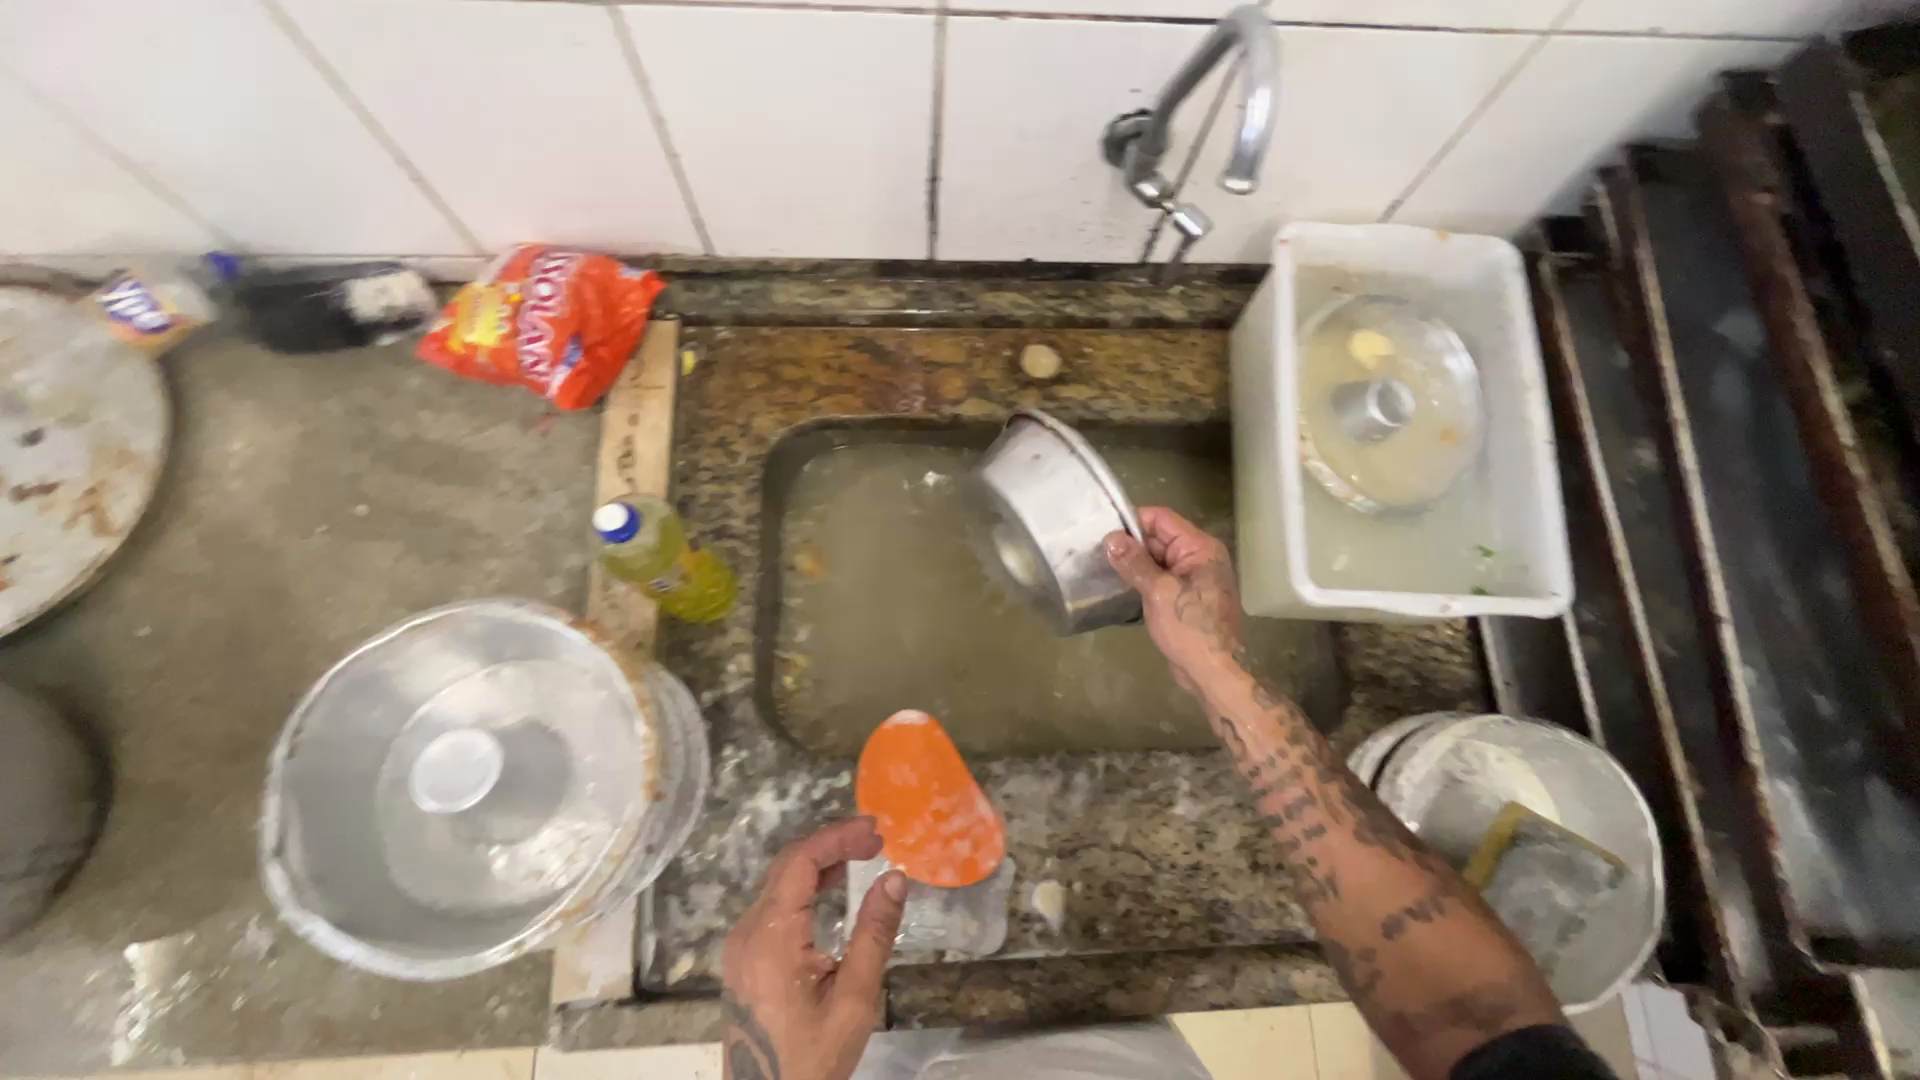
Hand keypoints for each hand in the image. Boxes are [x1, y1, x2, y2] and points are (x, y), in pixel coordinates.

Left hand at [722, 818, 908, 1079]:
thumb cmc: (812, 1056)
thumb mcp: (854, 1000)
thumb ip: (874, 934)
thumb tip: (895, 877)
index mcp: (771, 936)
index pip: (801, 861)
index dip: (838, 837)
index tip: (876, 831)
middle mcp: (748, 930)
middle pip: (788, 865)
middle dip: (832, 844)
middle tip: (875, 840)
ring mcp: (742, 943)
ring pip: (780, 882)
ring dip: (820, 863)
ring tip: (863, 856)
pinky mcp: (746, 956)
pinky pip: (776, 904)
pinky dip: (807, 885)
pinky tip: (834, 888)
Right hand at [1105, 506, 1244, 691]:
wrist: (1214, 671)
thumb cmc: (1190, 628)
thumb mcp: (1159, 592)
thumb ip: (1135, 563)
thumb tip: (1111, 539)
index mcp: (1200, 548)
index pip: (1162, 519)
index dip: (1133, 521)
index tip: (1104, 531)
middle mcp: (1200, 557)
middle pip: (1160, 538)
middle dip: (1130, 543)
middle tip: (1097, 550)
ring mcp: (1194, 578)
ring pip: (1158, 559)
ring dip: (1134, 562)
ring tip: (1102, 565)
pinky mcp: (1186, 597)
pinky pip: (1161, 578)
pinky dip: (1143, 578)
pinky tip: (1120, 585)